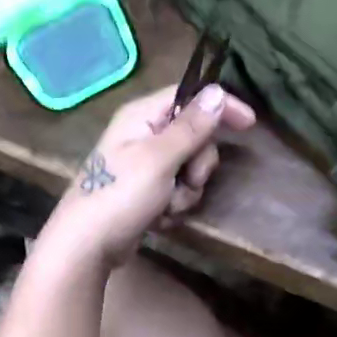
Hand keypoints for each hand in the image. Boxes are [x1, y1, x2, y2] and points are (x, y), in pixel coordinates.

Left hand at [37, 83, 256, 269]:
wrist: (87, 245)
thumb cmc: (121, 195)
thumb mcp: (160, 158)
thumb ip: (191, 126)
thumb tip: (217, 90)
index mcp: (141, 117)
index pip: (189, 96)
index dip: (219, 107)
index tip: (249, 125)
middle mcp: (142, 136)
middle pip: (194, 136)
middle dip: (198, 164)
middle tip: (189, 180)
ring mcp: (143, 167)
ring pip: (188, 169)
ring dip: (185, 191)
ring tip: (166, 206)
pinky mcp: (145, 194)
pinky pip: (175, 192)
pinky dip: (173, 206)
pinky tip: (158, 219)